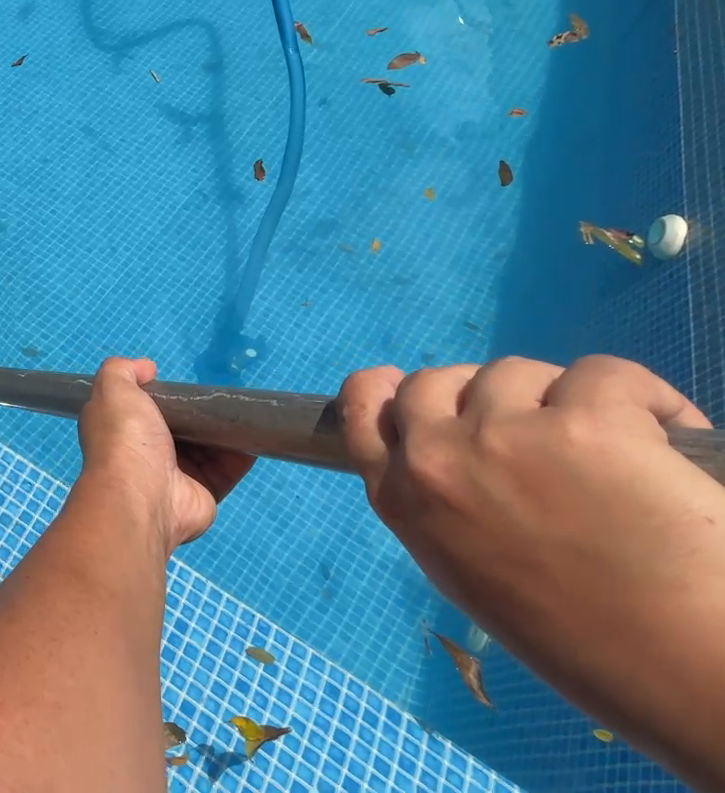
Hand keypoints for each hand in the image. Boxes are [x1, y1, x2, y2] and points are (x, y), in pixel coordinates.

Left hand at [77, 357, 254, 548]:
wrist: (143, 493)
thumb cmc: (125, 436)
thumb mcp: (113, 390)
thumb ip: (121, 370)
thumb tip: (146, 367)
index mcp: (120, 428)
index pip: (138, 408)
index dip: (155, 395)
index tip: (175, 384)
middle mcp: (144, 450)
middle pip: (176, 427)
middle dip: (195, 413)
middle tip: (216, 399)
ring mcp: (174, 472)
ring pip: (205, 446)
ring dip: (223, 431)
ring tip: (242, 414)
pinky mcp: (203, 490)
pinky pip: (227, 468)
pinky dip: (241, 454)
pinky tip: (255, 438)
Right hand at [338, 356, 724, 788]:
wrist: (679, 671)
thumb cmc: (577, 638)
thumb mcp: (463, 568)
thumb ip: (437, 502)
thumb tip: (455, 451)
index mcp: (397, 497)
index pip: (362, 406)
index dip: (390, 389)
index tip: (435, 398)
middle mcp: (434, 457)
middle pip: (434, 380)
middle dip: (483, 394)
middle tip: (543, 430)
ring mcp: (502, 435)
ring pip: (515, 371)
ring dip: (560, 395)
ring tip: (617, 444)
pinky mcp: (585, 423)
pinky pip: (603, 372)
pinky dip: (642, 396)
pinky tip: (669, 433)